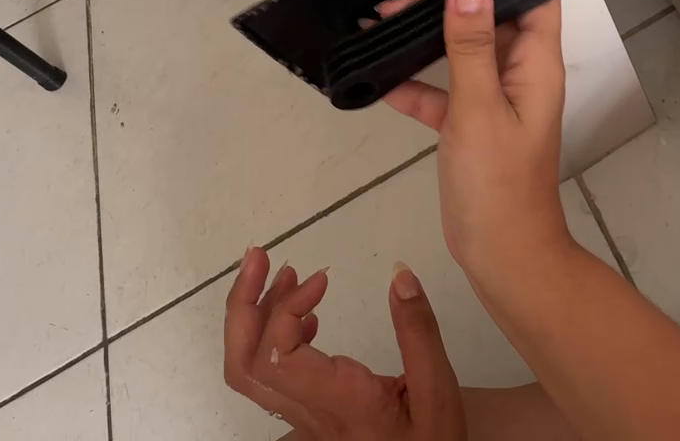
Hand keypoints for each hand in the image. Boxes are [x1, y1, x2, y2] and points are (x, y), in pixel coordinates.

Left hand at [224, 247, 464, 438]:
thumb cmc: (432, 439)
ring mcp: (302, 416)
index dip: (284, 309)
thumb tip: (399, 273)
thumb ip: (419, 330)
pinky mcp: (308, 413)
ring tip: (284, 273)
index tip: (322, 278)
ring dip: (254, 316)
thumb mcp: (438, 387)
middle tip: (259, 257)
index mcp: (337, 401)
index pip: (276, 358)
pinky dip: (272, 333)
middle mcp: (307, 412)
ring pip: (250, 371)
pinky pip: (270, 374)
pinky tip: (308, 312)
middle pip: (243, 366)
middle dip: (241, 305)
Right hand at [379, 0, 573, 278]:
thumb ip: (471, 42)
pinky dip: (416, 84)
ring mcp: (495, 98)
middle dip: (448, 2)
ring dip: (425, 39)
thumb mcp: (478, 106)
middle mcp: (520, 73)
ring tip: (380, 20)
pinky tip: (378, 79)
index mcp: (536, 62)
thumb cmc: (498, 182)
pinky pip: (443, 91)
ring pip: (462, 52)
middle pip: (489, 19)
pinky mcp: (471, 123)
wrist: (500, 258)